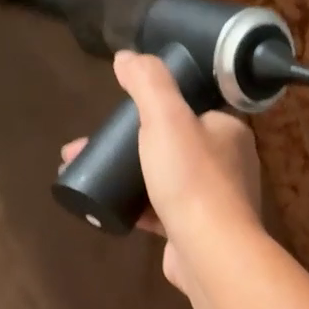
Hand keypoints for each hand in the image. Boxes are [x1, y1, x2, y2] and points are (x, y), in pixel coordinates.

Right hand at [60, 52, 262, 292]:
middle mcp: (227, 163)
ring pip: (161, 177)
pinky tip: (106, 205)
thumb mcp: (166, 118)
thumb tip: (129, 57)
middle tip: (81, 149)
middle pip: (169, 144)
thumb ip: (149, 83)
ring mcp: (214, 199)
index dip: (148, 110)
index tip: (111, 118)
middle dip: (123, 144)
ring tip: (81, 172)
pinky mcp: (196, 228)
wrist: (209, 250)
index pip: (188, 110)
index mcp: (228, 132)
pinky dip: (134, 205)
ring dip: (123, 174)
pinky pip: (161, 209)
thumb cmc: (191, 180)